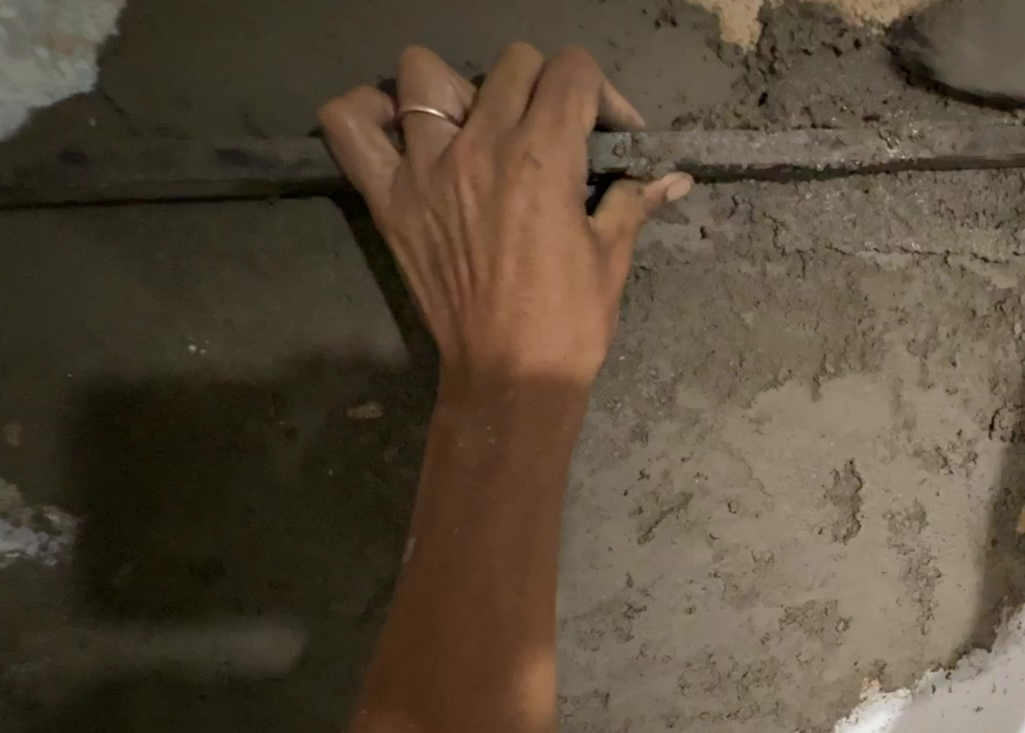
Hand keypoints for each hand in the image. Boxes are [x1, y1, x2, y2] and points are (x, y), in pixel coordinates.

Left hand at [319, 44, 691, 396]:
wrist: (514, 375)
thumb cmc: (573, 322)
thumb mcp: (613, 258)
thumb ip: (635, 201)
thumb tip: (674, 177)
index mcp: (543, 159)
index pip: (573, 73)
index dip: (605, 96)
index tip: (614, 137)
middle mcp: (479, 146)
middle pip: (514, 65)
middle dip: (551, 91)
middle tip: (563, 139)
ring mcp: (424, 168)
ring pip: (427, 74)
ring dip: (465, 93)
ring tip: (484, 133)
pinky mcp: (389, 198)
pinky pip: (349, 123)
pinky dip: (370, 113)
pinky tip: (407, 135)